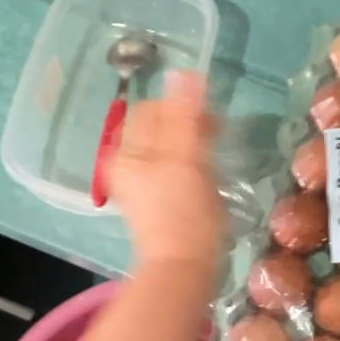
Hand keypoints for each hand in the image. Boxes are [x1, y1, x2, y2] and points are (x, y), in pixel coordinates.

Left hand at [108, 71, 226, 271]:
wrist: (183, 270)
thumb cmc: (185, 215)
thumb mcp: (186, 159)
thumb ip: (185, 114)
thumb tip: (184, 71)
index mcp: (126, 153)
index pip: (152, 109)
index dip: (181, 106)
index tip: (211, 121)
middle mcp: (125, 166)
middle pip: (156, 128)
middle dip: (186, 126)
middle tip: (214, 139)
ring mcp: (138, 187)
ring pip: (165, 149)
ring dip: (190, 147)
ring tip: (210, 162)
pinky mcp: (154, 205)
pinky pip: (170, 171)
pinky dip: (187, 168)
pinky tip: (203, 181)